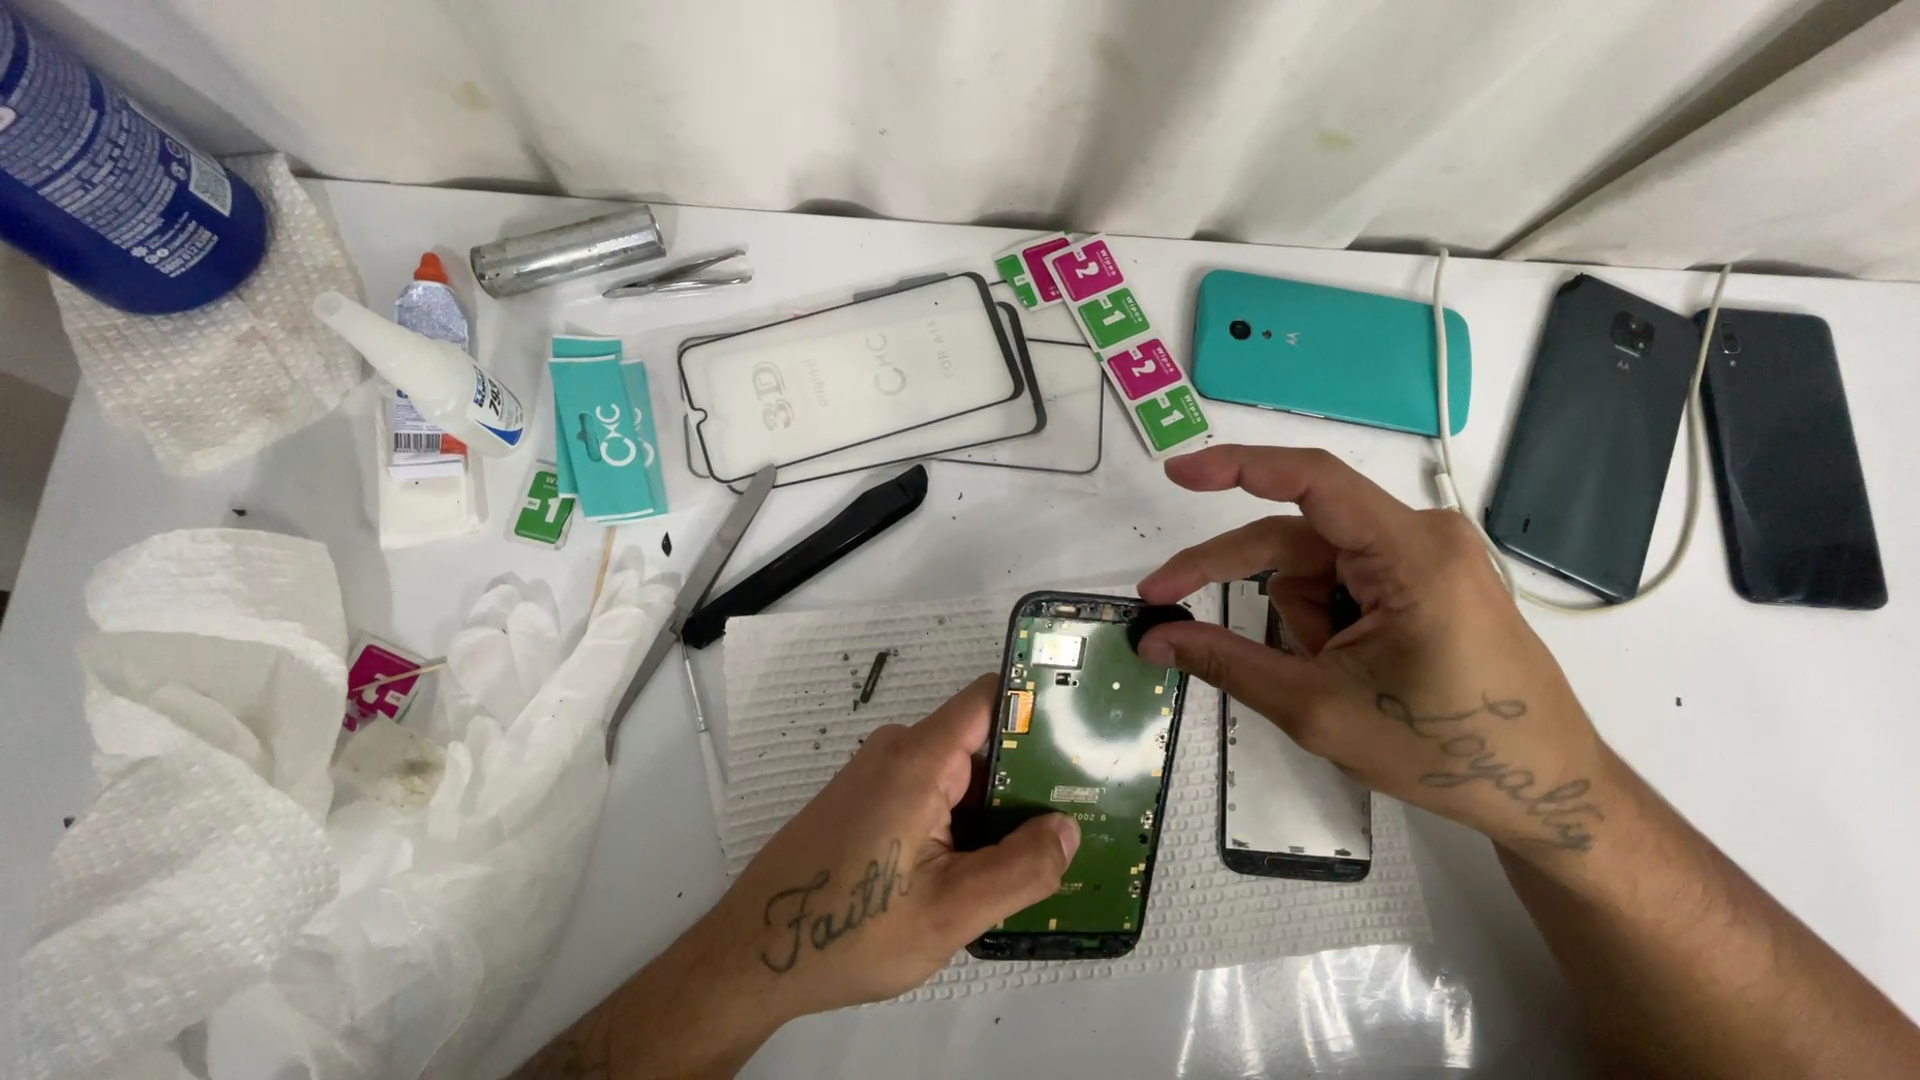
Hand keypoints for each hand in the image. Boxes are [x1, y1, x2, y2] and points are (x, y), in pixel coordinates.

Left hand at [624, 677, 1078, 1049]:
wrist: (752, 955)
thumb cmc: (850, 930)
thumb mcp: (950, 912)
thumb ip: (1020, 868)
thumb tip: (1067, 828)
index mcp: (918, 759)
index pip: (990, 697)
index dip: (1039, 705)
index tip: (1088, 731)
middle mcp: (897, 752)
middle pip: (980, 741)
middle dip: (1028, 775)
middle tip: (1077, 815)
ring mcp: (877, 776)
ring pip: (957, 774)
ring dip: (996, 807)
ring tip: (1039, 850)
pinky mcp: (866, 802)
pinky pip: (930, 793)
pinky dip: (962, 820)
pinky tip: (982, 866)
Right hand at [1136, 445, 1613, 860]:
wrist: (1547, 790)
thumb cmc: (1443, 752)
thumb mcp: (1317, 709)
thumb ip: (1226, 663)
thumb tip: (1151, 638)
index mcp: (1410, 554)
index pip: (1311, 480)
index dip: (1235, 466)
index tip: (1176, 473)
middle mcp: (1421, 537)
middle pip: (1294, 539)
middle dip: (1233, 577)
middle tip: (1163, 605)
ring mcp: (1428, 556)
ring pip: (1315, 568)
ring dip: (1297, 621)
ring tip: (1327, 677)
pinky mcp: (1427, 578)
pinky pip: (1343, 581)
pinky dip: (1323, 621)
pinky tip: (1348, 668)